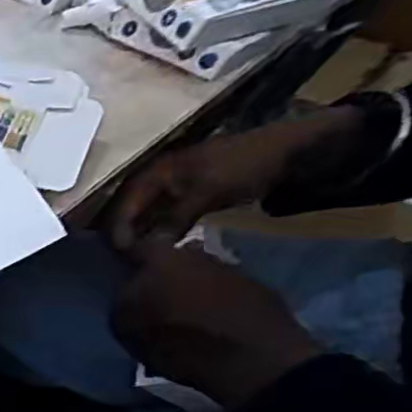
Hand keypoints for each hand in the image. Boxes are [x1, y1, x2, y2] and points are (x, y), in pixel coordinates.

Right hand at [98, 108, 365, 254]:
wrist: (294, 152)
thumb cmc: (245, 165)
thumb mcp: (206, 193)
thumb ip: (172, 220)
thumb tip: (147, 250)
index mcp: (153, 173)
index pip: (121, 206)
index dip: (117, 231)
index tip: (121, 254)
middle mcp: (154, 179)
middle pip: (126, 211)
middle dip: (122, 234)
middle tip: (122, 259)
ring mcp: (170, 187)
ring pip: (142, 215)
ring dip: (138, 234)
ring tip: (135, 256)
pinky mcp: (185, 197)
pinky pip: (160, 217)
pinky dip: (156, 231)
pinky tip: (156, 246)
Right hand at [112, 239, 322, 408]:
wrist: (248, 357)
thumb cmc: (173, 337)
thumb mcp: (124, 321)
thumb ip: (123, 296)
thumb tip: (130, 287)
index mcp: (162, 257)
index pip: (137, 247)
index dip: (128, 259)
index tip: (121, 274)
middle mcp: (199, 255)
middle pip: (174, 259)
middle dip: (162, 274)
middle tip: (151, 296)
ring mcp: (235, 271)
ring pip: (201, 275)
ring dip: (190, 289)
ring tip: (181, 314)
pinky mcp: (261, 291)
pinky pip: (226, 292)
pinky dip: (215, 303)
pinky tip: (208, 324)